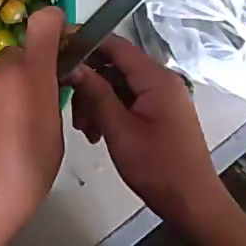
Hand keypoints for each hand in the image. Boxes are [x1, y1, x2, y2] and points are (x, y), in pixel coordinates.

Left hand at [0, 8, 67, 239]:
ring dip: (3, 95)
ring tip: (8, 135)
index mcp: (29, 77)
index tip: (59, 41)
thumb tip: (46, 85)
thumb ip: (50, 99)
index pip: (43, 24)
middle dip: (26, 73)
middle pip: (15, 57)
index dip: (53, 26)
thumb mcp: (54, 135)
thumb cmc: (26, 175)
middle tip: (34, 105)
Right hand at [66, 37, 233, 227]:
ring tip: (84, 129)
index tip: (54, 52)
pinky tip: (96, 133)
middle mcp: (160, 81)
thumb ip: (95, 93)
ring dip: (94, 100)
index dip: (84, 43)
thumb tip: (72, 66)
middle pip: (113, 65)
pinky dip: (106, 111)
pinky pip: (125, 99)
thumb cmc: (156, 166)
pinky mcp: (157, 111)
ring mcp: (160, 96)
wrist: (191, 201)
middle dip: (86, 81)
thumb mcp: (118, 129)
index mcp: (156, 79)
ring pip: (115, 84)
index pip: (115, 45)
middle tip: (66, 106)